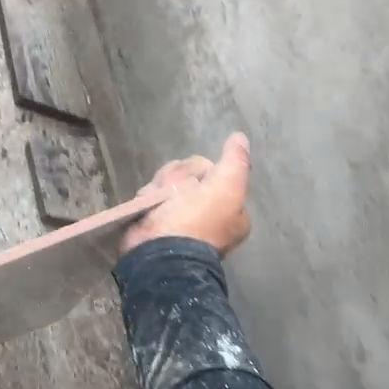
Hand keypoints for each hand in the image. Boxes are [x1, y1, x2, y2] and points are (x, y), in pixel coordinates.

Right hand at [119, 132, 251, 256]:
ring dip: (160, 187)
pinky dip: (148, 196)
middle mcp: (209, 214)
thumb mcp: (225, 189)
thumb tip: (240, 137)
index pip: (210, 171)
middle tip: (175, 194)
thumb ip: (234, 163)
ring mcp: (183, 217)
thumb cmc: (197, 221)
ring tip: (158, 202)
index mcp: (231, 211)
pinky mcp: (160, 219)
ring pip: (168, 182)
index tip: (197, 184)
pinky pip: (152, 193)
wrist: (160, 251)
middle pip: (187, 174)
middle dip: (176, 179)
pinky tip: (148, 205)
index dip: (199, 172)